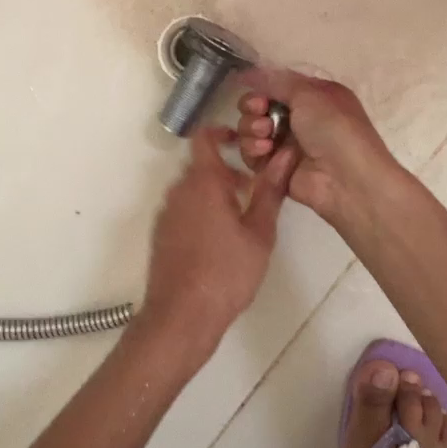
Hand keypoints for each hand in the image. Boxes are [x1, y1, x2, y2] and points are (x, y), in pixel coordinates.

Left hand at [139, 127, 297, 347]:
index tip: (244, 143)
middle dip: (227, 170)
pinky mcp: (160, 233)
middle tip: (253, 188)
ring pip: (191, 188)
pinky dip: (200, 210)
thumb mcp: (260, 233)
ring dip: (214, 192)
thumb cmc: (227, 273)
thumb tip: (286, 156)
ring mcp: (166, 212)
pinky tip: (219, 238)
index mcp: (203, 182)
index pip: (205, 137)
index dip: (223, 131)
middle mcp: (178, 190)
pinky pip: (182, 208)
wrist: (182, 315)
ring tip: (241, 217)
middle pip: (200, 165)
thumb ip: (271, 191)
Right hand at [235, 68, 404, 235]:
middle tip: (260, 111)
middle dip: (253, 107)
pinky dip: (253, 150)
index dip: (260, 85)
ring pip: (250, 130)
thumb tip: (249, 71)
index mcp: (312, 97)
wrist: (346, 177)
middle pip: (258, 107)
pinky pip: (251, 155)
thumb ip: (276, 81)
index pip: (276, 85)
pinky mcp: (275, 168)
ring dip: (251, 128)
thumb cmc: (333, 127)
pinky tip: (265, 151)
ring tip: (265, 135)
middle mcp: (298, 119)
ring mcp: (285, 144)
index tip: (251, 86)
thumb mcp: (309, 93)